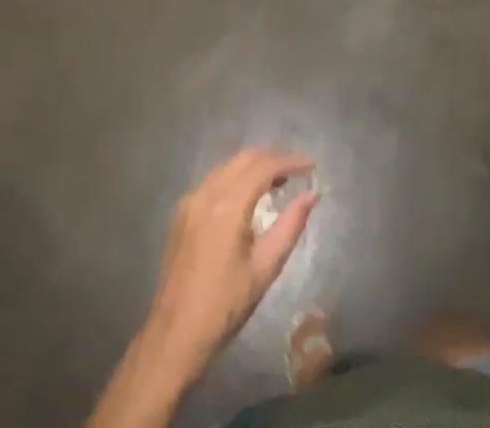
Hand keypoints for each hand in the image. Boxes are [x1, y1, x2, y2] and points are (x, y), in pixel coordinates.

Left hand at [144, 148, 320, 366]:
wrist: (177, 332)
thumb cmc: (226, 304)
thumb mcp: (265, 268)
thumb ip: (290, 225)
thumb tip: (312, 195)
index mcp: (226, 206)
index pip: (262, 167)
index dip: (290, 161)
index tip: (312, 165)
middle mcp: (204, 194)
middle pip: (242, 159)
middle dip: (272, 157)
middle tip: (298, 169)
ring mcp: (188, 203)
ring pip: (225, 167)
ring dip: (253, 166)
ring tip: (280, 180)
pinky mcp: (181, 215)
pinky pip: (212, 182)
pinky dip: (235, 178)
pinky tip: (249, 194)